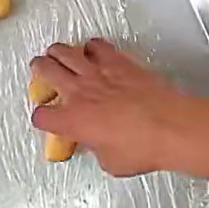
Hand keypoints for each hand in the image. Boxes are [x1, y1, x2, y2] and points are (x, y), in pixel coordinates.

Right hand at [30, 39, 204, 176]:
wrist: (169, 125)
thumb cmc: (143, 147)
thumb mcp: (109, 161)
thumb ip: (95, 147)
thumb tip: (98, 143)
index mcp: (72, 121)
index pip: (42, 116)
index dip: (42, 118)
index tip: (47, 118)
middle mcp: (79, 92)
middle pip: (45, 70)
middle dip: (39, 69)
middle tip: (39, 68)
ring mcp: (98, 73)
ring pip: (65, 51)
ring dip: (57, 52)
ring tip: (57, 53)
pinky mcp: (117, 61)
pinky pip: (97, 45)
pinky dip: (90, 47)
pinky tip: (92, 51)